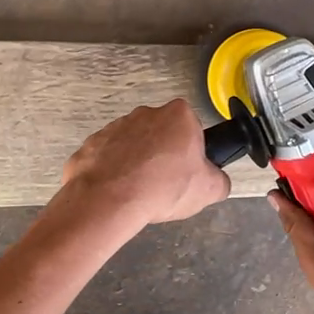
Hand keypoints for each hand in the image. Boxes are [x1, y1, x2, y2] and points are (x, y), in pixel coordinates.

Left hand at [58, 99, 233, 227]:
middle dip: (163, 154)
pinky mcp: (93, 143)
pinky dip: (114, 172)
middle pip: (162, 133)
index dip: (191, 152)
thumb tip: (217, 182)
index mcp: (178, 115)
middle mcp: (146, 113)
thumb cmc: (161, 188)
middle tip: (166, 183)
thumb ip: (220, 181)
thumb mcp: (210, 190)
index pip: (192, 128)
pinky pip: (110, 157)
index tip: (188, 170)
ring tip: (141, 192)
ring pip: (134, 145)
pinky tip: (120, 191)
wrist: (110, 200)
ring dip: (138, 163)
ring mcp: (116, 126)